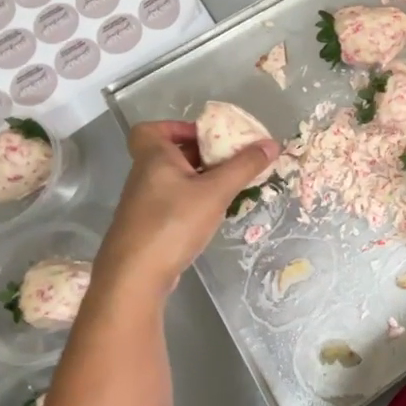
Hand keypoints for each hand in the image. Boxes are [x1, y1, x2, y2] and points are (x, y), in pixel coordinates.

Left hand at [97, 121, 277, 298]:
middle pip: (171, 153)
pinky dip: (195, 199)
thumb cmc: (172, 224)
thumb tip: (272, 143)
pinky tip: (215, 211)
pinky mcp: (149, 227)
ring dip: (202, 177)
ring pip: (175, 179)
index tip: (205, 136)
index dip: (176, 127)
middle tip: (231, 158)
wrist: (134, 279)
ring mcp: (144, 204)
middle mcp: (144, 177)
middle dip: (203, 152)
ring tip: (231, 183)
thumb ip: (245, 166)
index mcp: (154, 159)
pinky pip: (174, 200)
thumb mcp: (216, 191)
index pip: (150, 130)